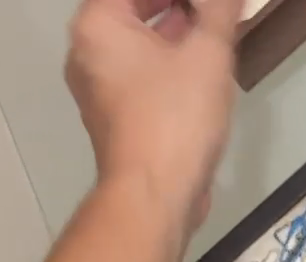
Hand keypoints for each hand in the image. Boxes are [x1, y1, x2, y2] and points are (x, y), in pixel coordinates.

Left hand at [66, 0, 242, 230]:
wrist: (155, 198)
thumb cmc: (176, 118)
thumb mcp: (208, 54)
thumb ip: (218, 11)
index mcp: (98, 24)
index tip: (208, 3)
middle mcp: (88, 53)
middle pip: (133, 11)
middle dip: (176, 6)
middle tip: (213, 10)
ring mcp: (99, 93)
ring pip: (139, 49)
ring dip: (175, 38)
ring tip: (214, 35)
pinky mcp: (117, 125)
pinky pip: (143, 81)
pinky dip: (168, 70)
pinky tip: (201, 76)